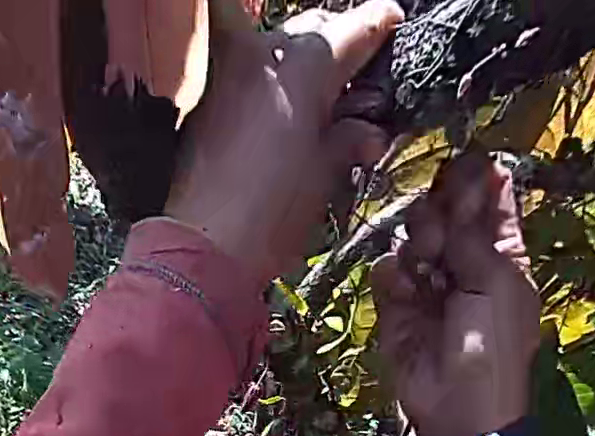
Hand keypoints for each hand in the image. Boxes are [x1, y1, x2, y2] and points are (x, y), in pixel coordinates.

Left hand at [165, 0, 403, 285]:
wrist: (201, 251)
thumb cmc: (267, 220)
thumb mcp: (324, 177)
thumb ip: (350, 139)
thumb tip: (367, 132)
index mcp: (308, 62)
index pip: (363, 26)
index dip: (385, 35)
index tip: (394, 43)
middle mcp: (265, 54)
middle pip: (315, 31)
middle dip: (337, 52)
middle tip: (351, 93)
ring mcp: (227, 73)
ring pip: (276, 51)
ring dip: (298, 71)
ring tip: (312, 111)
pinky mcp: (202, 103)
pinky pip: (244, 79)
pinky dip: (266, 91)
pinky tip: (276, 123)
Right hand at [372, 152, 549, 435]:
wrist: (457, 406)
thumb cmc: (493, 345)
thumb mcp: (495, 285)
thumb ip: (473, 240)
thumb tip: (464, 194)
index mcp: (502, 258)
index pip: (490, 209)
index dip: (480, 183)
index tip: (469, 157)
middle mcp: (462, 268)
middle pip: (446, 220)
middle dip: (442, 213)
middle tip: (442, 218)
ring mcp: (425, 290)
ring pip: (413, 244)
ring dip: (418, 245)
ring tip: (426, 260)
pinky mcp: (394, 312)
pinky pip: (387, 278)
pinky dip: (392, 277)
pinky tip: (402, 285)